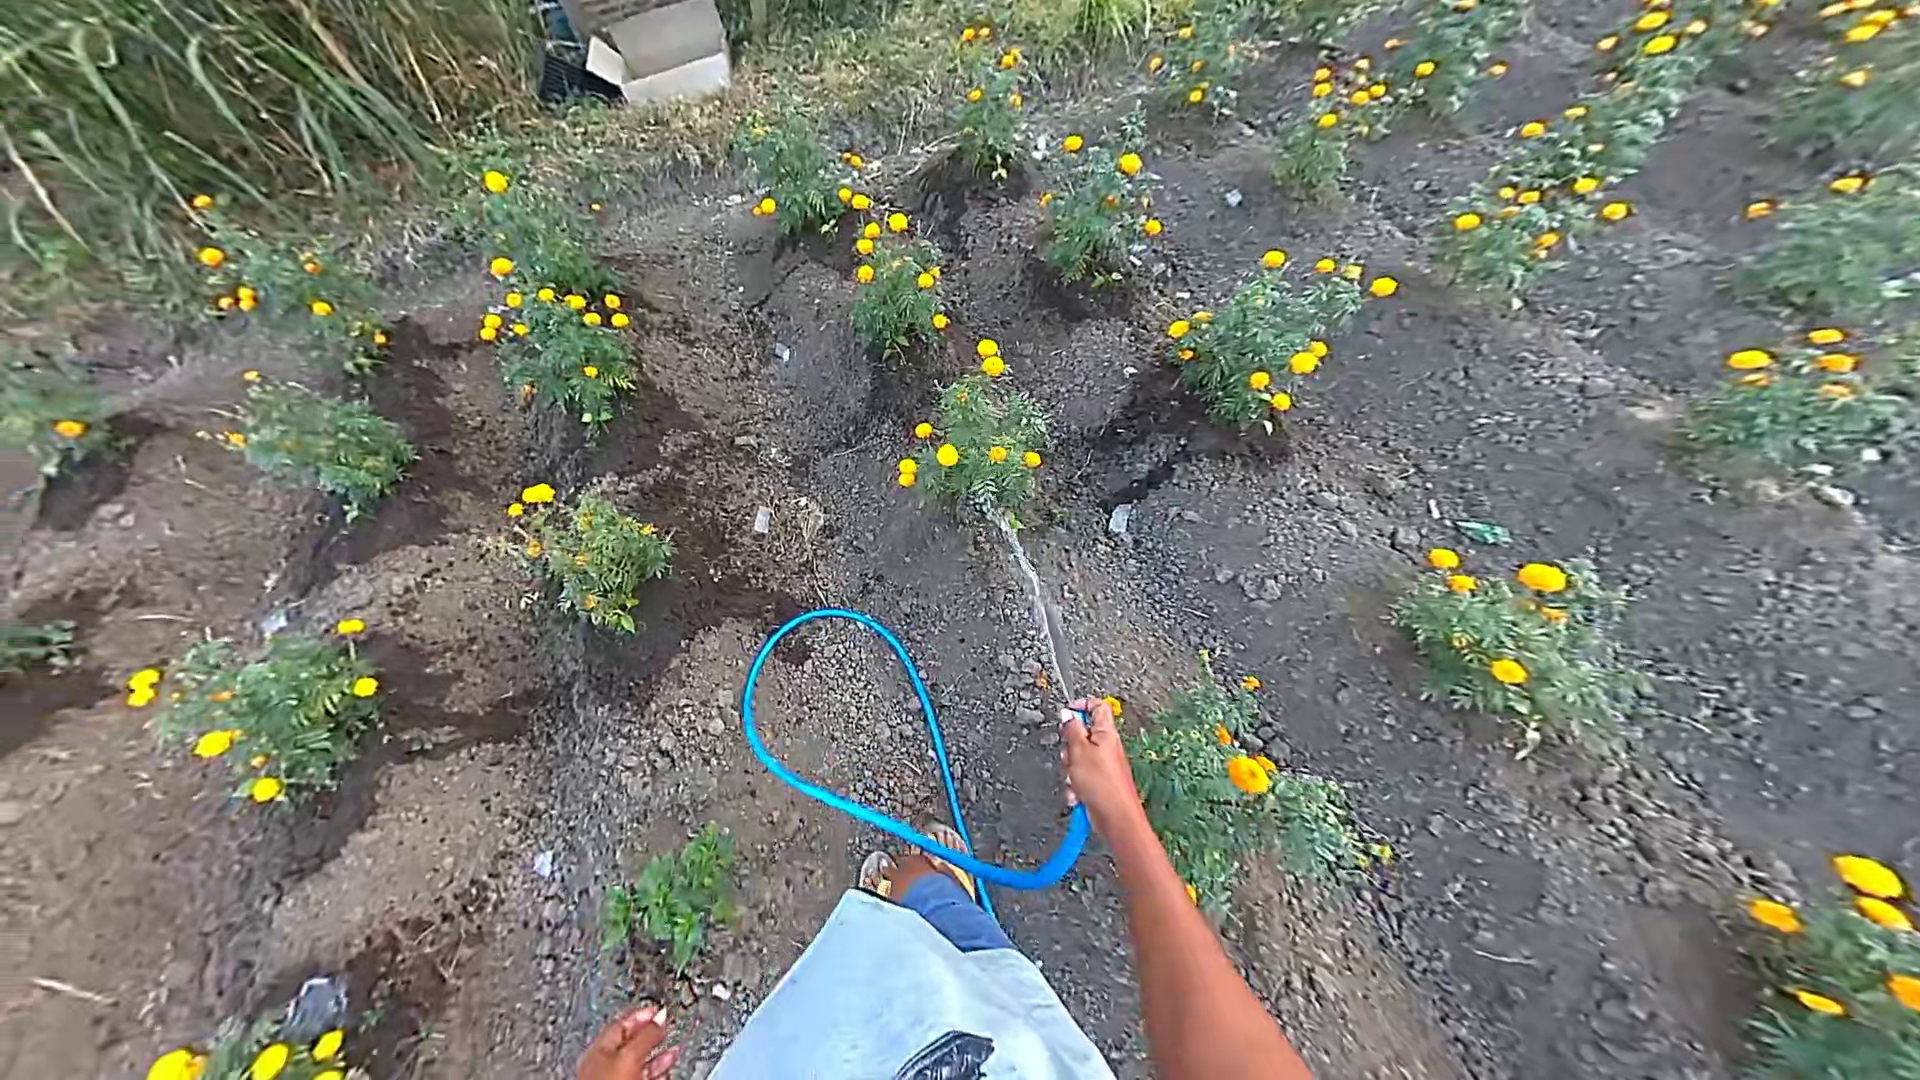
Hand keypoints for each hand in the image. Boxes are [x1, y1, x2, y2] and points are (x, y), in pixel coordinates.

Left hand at [577, 1006, 676, 1079]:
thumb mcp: (631, 1055)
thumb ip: (647, 1034)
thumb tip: (660, 1016)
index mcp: (597, 1052)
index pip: (622, 1024)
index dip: (642, 1015)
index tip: (659, 1010)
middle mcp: (601, 1068)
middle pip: (630, 1045)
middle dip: (652, 1037)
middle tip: (666, 1028)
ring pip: (638, 1065)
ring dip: (657, 1058)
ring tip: (672, 1054)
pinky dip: (655, 1075)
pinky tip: (665, 1075)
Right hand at [1060, 697, 1146, 836]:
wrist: (1115, 818)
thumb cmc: (1102, 784)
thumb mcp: (1079, 749)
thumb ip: (1072, 729)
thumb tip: (1067, 714)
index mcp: (1106, 733)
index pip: (1096, 706)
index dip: (1080, 706)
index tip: (1066, 715)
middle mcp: (1106, 746)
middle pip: (1081, 735)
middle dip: (1069, 746)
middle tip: (1070, 754)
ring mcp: (1102, 765)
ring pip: (1076, 757)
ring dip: (1070, 769)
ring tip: (1075, 778)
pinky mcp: (1098, 781)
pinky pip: (1079, 777)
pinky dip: (1075, 785)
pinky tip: (1078, 794)